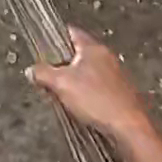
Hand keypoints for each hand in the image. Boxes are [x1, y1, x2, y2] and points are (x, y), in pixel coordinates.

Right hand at [28, 26, 155, 140]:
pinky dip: (87, 92)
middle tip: (48, 75)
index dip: (54, 37)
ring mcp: (117, 75)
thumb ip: (42, 74)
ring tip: (61, 93)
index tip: (42, 46)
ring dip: (74, 80)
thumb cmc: (96, 100)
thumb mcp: (60, 84)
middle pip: (78, 53)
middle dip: (62, 63)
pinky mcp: (122, 93)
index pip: (71, 32)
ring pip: (88, 71)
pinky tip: (80, 106)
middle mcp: (107, 57)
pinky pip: (98, 86)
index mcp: (93, 48)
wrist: (129, 128)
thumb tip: (31, 70)